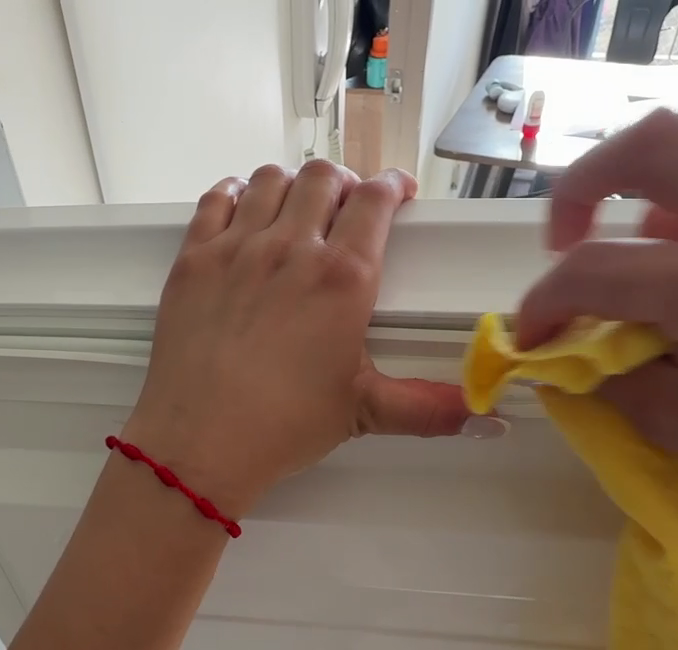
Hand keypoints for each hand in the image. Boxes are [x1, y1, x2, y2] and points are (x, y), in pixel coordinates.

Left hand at [123, 161, 494, 516]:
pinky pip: (217, 199)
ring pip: (271, 179)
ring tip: (296, 207)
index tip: (397, 194)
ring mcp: (237, 249)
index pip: (376, 202)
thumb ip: (427, 408)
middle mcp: (292, 249)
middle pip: (323, 179)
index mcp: (343, 279)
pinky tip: (243, 207)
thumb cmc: (282, 426)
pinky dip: (236, 193)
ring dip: (291, 184)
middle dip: (343, 183)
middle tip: (345, 206)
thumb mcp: (362, 412)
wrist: (200, 442)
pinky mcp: (193, 260)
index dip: (391, 188)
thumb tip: (483, 423)